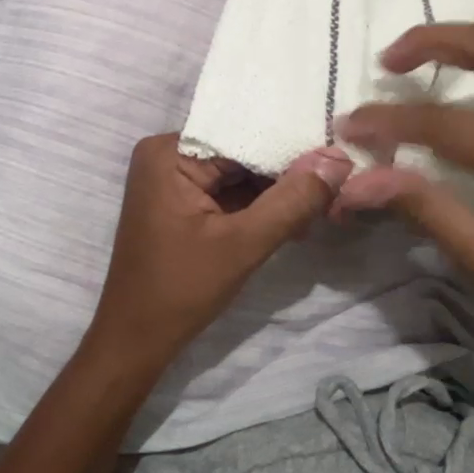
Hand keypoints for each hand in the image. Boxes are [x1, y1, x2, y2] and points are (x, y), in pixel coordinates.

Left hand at [82, 133, 352, 372]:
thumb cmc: (181, 288)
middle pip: (239, 153)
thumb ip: (292, 200)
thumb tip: (338, 159)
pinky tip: (294, 221)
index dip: (290, 147)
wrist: (135, 337)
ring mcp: (169, 178)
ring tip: (324, 208)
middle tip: (338, 188)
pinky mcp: (177, 201)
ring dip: (275, 194)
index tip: (337, 159)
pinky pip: (224, 192)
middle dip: (285, 174)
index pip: (242, 135)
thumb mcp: (244, 244)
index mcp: (169, 152)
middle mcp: (164, 154)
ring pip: (236, 174)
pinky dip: (255, 207)